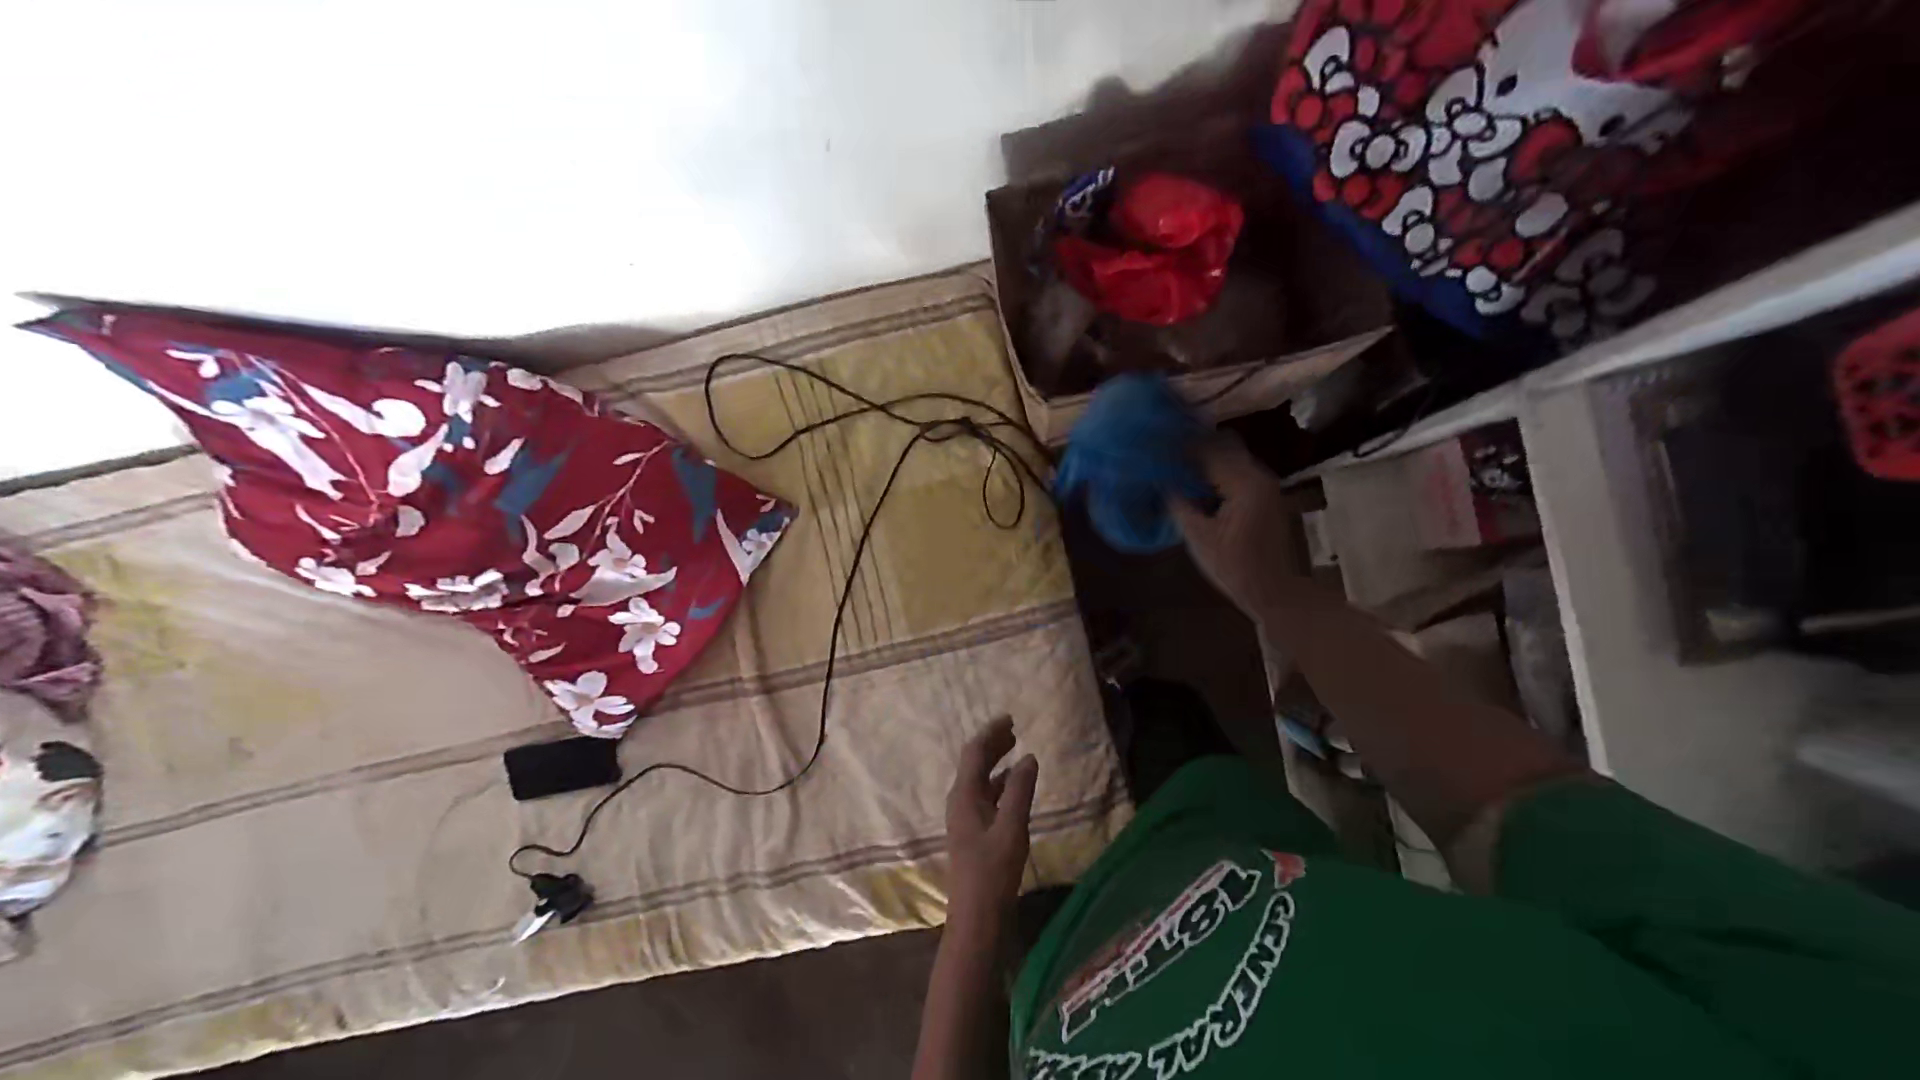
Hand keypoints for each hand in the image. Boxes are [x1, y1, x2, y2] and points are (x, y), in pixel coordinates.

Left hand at [944, 717, 1037, 922]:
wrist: (976, 920)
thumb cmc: (993, 873)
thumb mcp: (1012, 829)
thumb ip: (1020, 791)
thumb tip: (1028, 757)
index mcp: (964, 796)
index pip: (974, 752)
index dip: (991, 733)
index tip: (1010, 718)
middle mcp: (960, 802)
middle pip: (974, 763)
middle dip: (992, 744)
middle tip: (1014, 730)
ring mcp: (966, 819)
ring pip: (980, 780)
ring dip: (996, 762)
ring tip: (1016, 750)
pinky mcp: (974, 834)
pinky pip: (986, 797)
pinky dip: (1000, 784)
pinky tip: (1014, 787)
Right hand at [1169, 434, 1305, 616]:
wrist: (1271, 591)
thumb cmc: (1233, 566)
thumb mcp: (1198, 536)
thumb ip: (1178, 502)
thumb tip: (1159, 481)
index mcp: (1246, 484)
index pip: (1209, 451)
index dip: (1181, 450)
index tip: (1157, 453)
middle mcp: (1260, 477)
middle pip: (1222, 448)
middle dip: (1193, 452)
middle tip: (1165, 461)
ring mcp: (1265, 486)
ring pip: (1230, 459)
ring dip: (1204, 463)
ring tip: (1175, 474)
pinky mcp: (1264, 497)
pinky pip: (1236, 474)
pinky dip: (1215, 476)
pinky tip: (1195, 489)